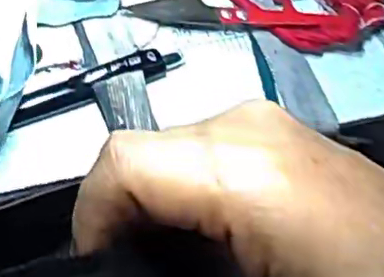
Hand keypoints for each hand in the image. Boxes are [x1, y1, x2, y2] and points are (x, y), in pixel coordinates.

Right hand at [73, 101, 383, 276]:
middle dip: (125, 215)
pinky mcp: (295, 141)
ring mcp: (274, 125)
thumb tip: (134, 265)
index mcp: (240, 161)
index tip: (91, 270)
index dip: (88, 218)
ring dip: (159, 208)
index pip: (119, 160)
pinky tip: (224, 250)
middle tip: (134, 273)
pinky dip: (195, 199)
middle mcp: (245, 122)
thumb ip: (186, 272)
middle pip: (141, 151)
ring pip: (171, 151)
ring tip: (176, 268)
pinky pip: (211, 156)